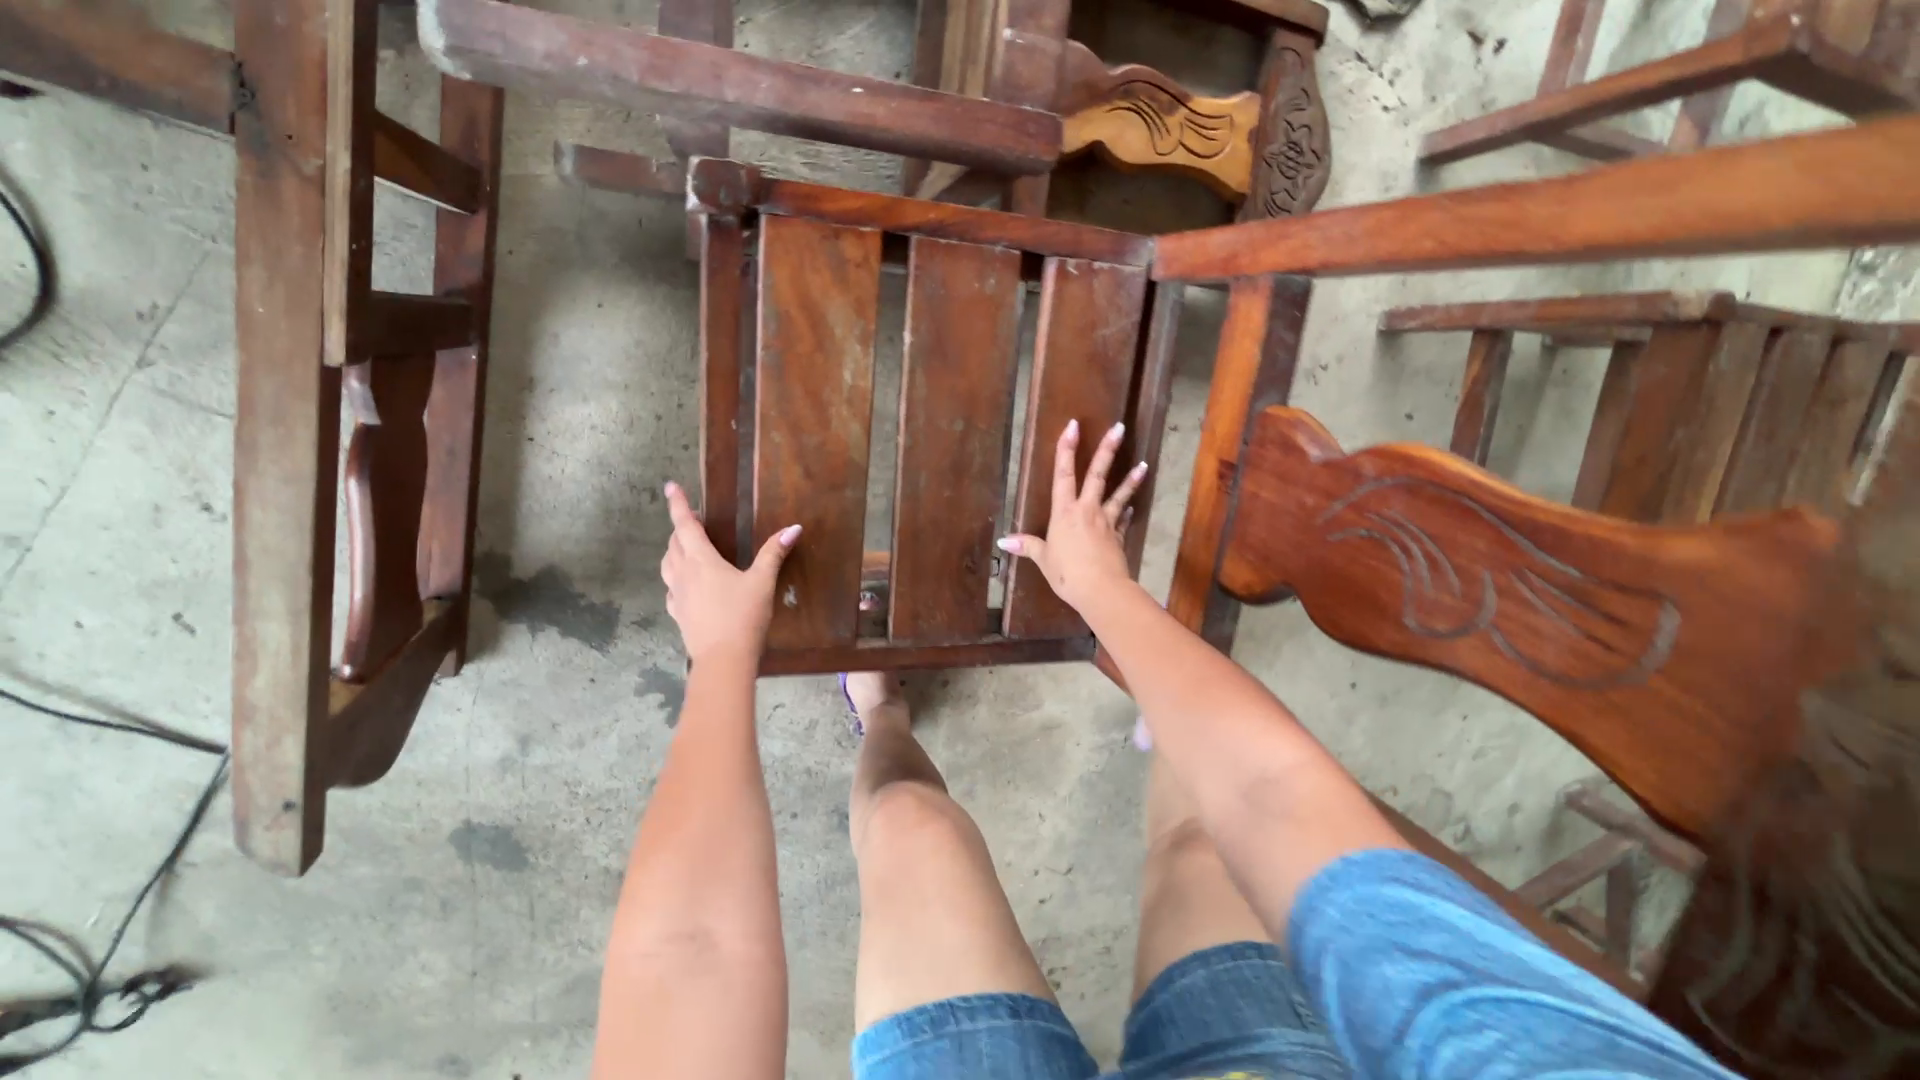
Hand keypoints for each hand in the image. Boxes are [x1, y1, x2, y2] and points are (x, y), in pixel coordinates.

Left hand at [659, 481, 800, 663]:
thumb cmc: (743, 617)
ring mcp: (678, 596)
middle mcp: (684, 574)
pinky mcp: (678, 614)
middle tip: (694, 521)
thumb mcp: (762, 582)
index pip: (685, 525)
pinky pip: (671, 589)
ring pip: (668, 565)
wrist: (723, 660)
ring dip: (674, 551)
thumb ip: (774, 553)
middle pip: (674, 543)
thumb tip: (793, 527)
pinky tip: (686, 586)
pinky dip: (676, 578)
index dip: (678, 504)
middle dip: (681, 528)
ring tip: (686, 548)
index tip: (671, 487)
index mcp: (701, 560)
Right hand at [997, 419, 1147, 612]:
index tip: (1074, 426)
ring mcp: (1106, 522)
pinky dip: (1126, 512)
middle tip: (1119, 427)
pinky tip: (1131, 507)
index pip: (1063, 474)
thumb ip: (1027, 546)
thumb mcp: (1043, 559)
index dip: (1067, 449)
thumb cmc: (1067, 573)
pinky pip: (1122, 520)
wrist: (1100, 589)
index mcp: (1064, 512)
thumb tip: (1004, 542)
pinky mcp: (1118, 537)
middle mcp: (1086, 510)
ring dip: (1130, 479)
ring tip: (1143, 465)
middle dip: (1107, 449)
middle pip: (1097, 474)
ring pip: (1118, 495)